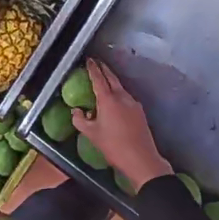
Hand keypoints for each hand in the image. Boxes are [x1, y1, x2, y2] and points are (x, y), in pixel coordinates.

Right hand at [74, 59, 172, 188]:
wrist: (141, 159)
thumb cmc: (113, 146)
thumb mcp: (91, 134)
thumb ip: (80, 120)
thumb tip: (77, 111)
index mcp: (108, 100)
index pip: (98, 79)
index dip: (92, 68)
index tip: (89, 60)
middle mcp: (122, 97)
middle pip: (112, 78)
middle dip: (104, 69)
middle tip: (96, 63)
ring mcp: (133, 103)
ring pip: (120, 87)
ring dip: (111, 80)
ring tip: (104, 80)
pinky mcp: (140, 111)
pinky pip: (126, 96)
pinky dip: (118, 92)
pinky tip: (115, 100)